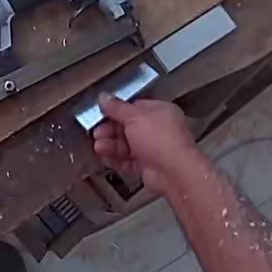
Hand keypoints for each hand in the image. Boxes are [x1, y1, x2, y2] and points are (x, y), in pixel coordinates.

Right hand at [91, 95, 207, 197]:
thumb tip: (105, 98)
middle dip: (110, 129)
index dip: (116, 110)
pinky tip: (105, 156)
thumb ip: (117, 108)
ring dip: (110, 144)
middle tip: (97, 131)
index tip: (101, 113)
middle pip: (127, 127)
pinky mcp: (147, 166)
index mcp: (160, 112)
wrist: (174, 173)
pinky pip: (127, 160)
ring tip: (99, 146)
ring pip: (126, 145)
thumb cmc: (164, 141)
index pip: (134, 107)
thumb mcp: (135, 116)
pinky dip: (115, 158)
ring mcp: (153, 149)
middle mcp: (158, 130)